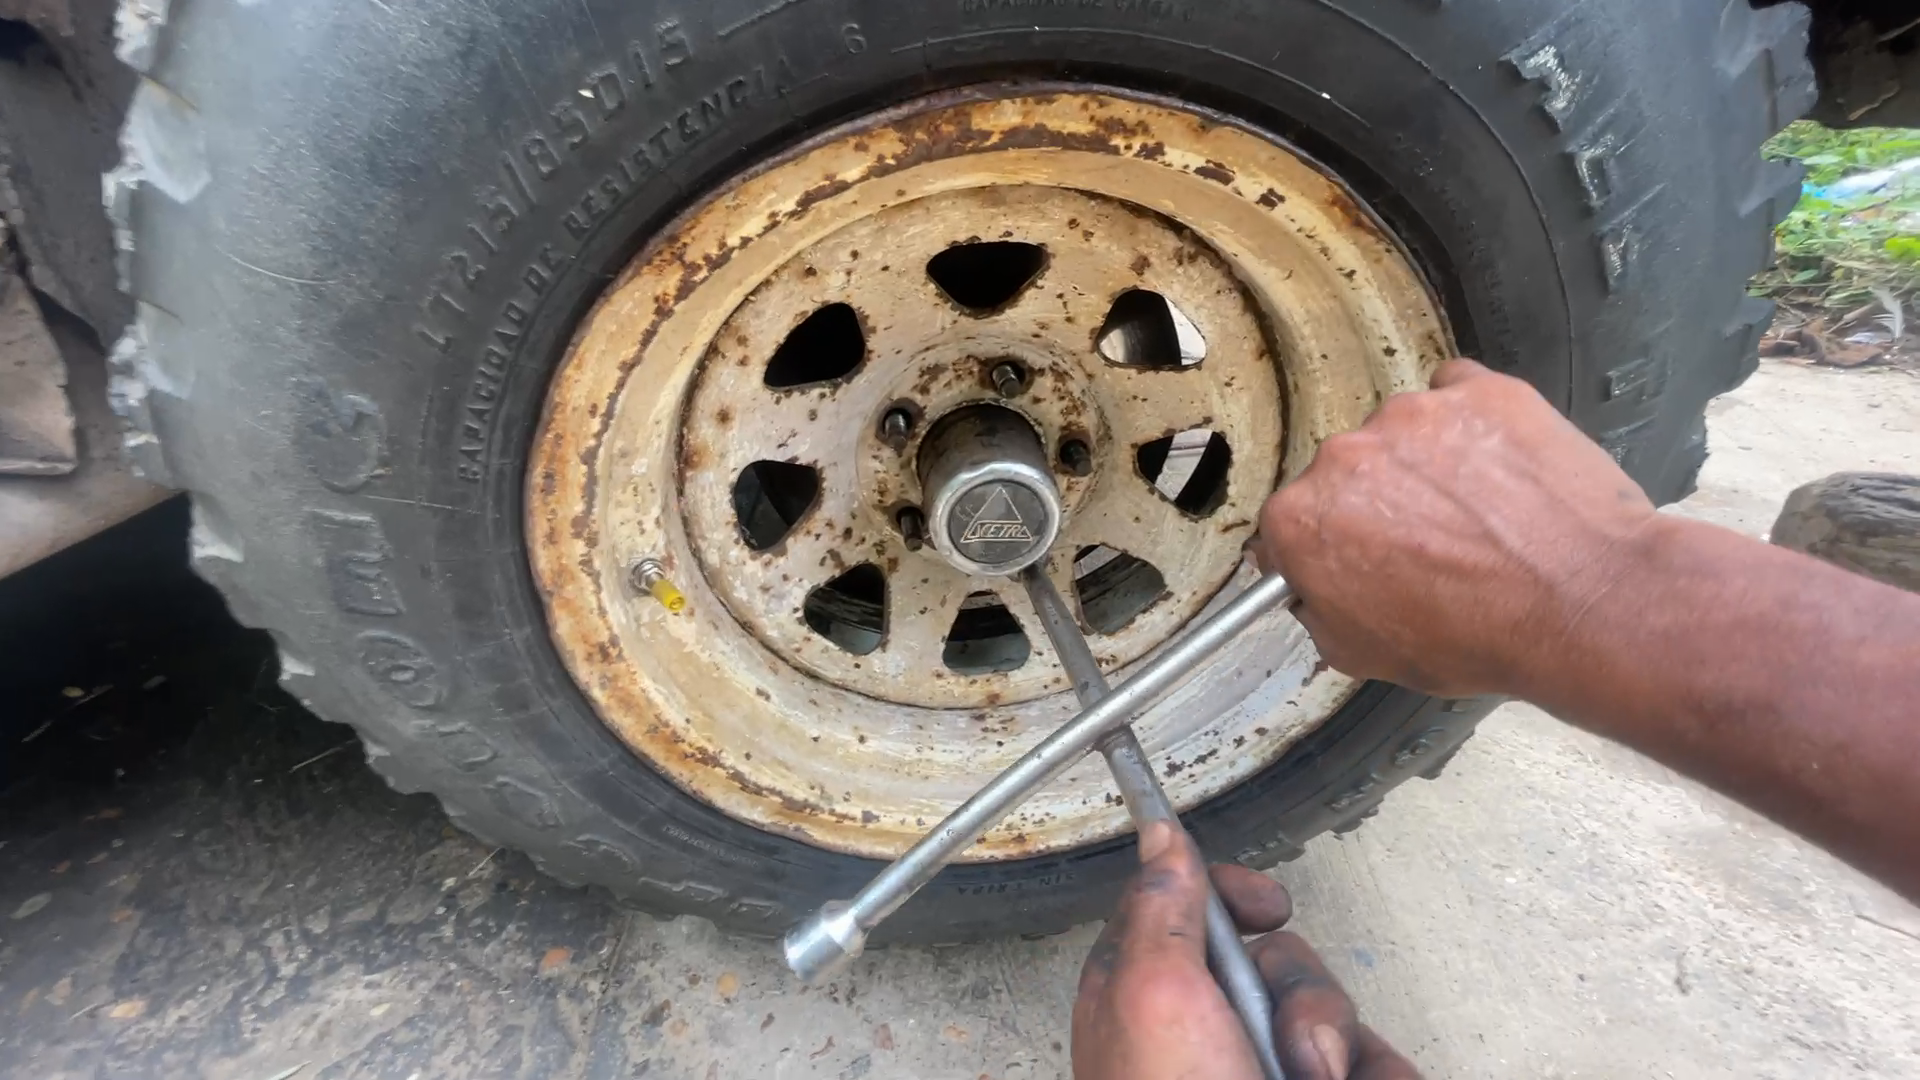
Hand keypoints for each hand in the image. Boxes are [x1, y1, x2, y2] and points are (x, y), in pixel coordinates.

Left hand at [1072, 821, 1419, 1079]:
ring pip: (1329, 1010)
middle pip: (1272, 955)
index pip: (1191, 905)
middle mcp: (1206, 1024)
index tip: (1266, 902)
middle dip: (1300, 991)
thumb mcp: (1153, 994)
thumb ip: (1161, 906)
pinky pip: (1377, 1067)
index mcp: (1151, 988)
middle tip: (1296, 1049)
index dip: (1232, 892)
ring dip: (1339, 1047)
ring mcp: (1265, 1069)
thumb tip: (1161, 832)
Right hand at [1253, 358, 1659, 696]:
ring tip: (1473, 507)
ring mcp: (1408, 418)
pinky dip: (1464, 420)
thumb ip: (1315, 612)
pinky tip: (1492, 460)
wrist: (1584, 606)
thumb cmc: (1473, 635)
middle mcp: (1339, 458)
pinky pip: (1455, 393)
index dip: (1319, 547)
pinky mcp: (1475, 393)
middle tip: (1420, 540)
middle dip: (1369, 505)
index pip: (1288, 525)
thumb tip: (1313, 591)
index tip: (1348, 557)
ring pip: (1396, 436)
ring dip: (1418, 464)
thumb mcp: (1361, 655)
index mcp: (1299, 520)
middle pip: (1340, 477)